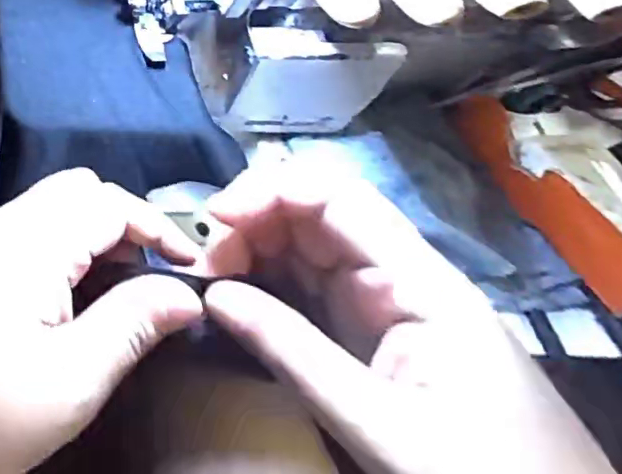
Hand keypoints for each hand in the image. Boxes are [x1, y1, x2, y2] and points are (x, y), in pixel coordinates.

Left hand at [0, 169, 204, 473]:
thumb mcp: (71, 380)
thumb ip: (134, 324)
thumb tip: (187, 295)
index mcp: (31, 239)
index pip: (111, 203)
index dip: (159, 228)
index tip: (193, 266)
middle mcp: (9, 222)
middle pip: (85, 191)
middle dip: (129, 222)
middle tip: (157, 273)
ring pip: (62, 205)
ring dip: (102, 231)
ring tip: (128, 284)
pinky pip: (41, 226)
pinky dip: (75, 243)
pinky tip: (84, 291)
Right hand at [201, 162, 614, 473]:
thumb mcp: (386, 430)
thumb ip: (296, 354)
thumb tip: (214, 293)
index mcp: (418, 281)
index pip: (336, 197)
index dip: (270, 190)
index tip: (216, 218)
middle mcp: (400, 277)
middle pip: (317, 214)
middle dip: (255, 219)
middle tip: (204, 258)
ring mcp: (389, 305)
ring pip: (310, 247)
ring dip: (257, 248)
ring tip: (211, 274)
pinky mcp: (377, 336)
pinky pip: (314, 289)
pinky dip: (271, 283)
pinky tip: (240, 295)